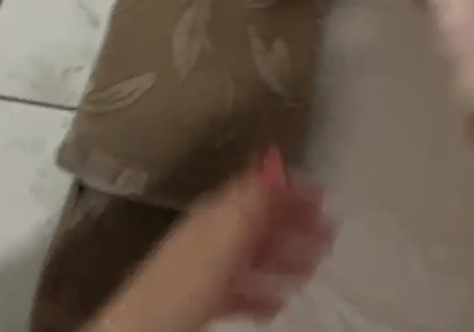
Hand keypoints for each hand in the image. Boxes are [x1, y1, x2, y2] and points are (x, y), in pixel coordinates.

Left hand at [93, 150, 334, 331]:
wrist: (144, 326)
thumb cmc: (185, 278)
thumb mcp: (225, 231)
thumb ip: (252, 196)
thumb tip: (274, 157)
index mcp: (219, 210)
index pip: (261, 188)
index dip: (292, 188)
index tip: (322, 193)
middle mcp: (215, 231)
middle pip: (261, 221)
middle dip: (296, 224)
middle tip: (329, 231)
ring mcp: (209, 265)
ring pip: (256, 255)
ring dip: (286, 257)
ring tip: (313, 266)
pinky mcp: (206, 297)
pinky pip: (242, 287)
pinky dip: (263, 289)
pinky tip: (278, 299)